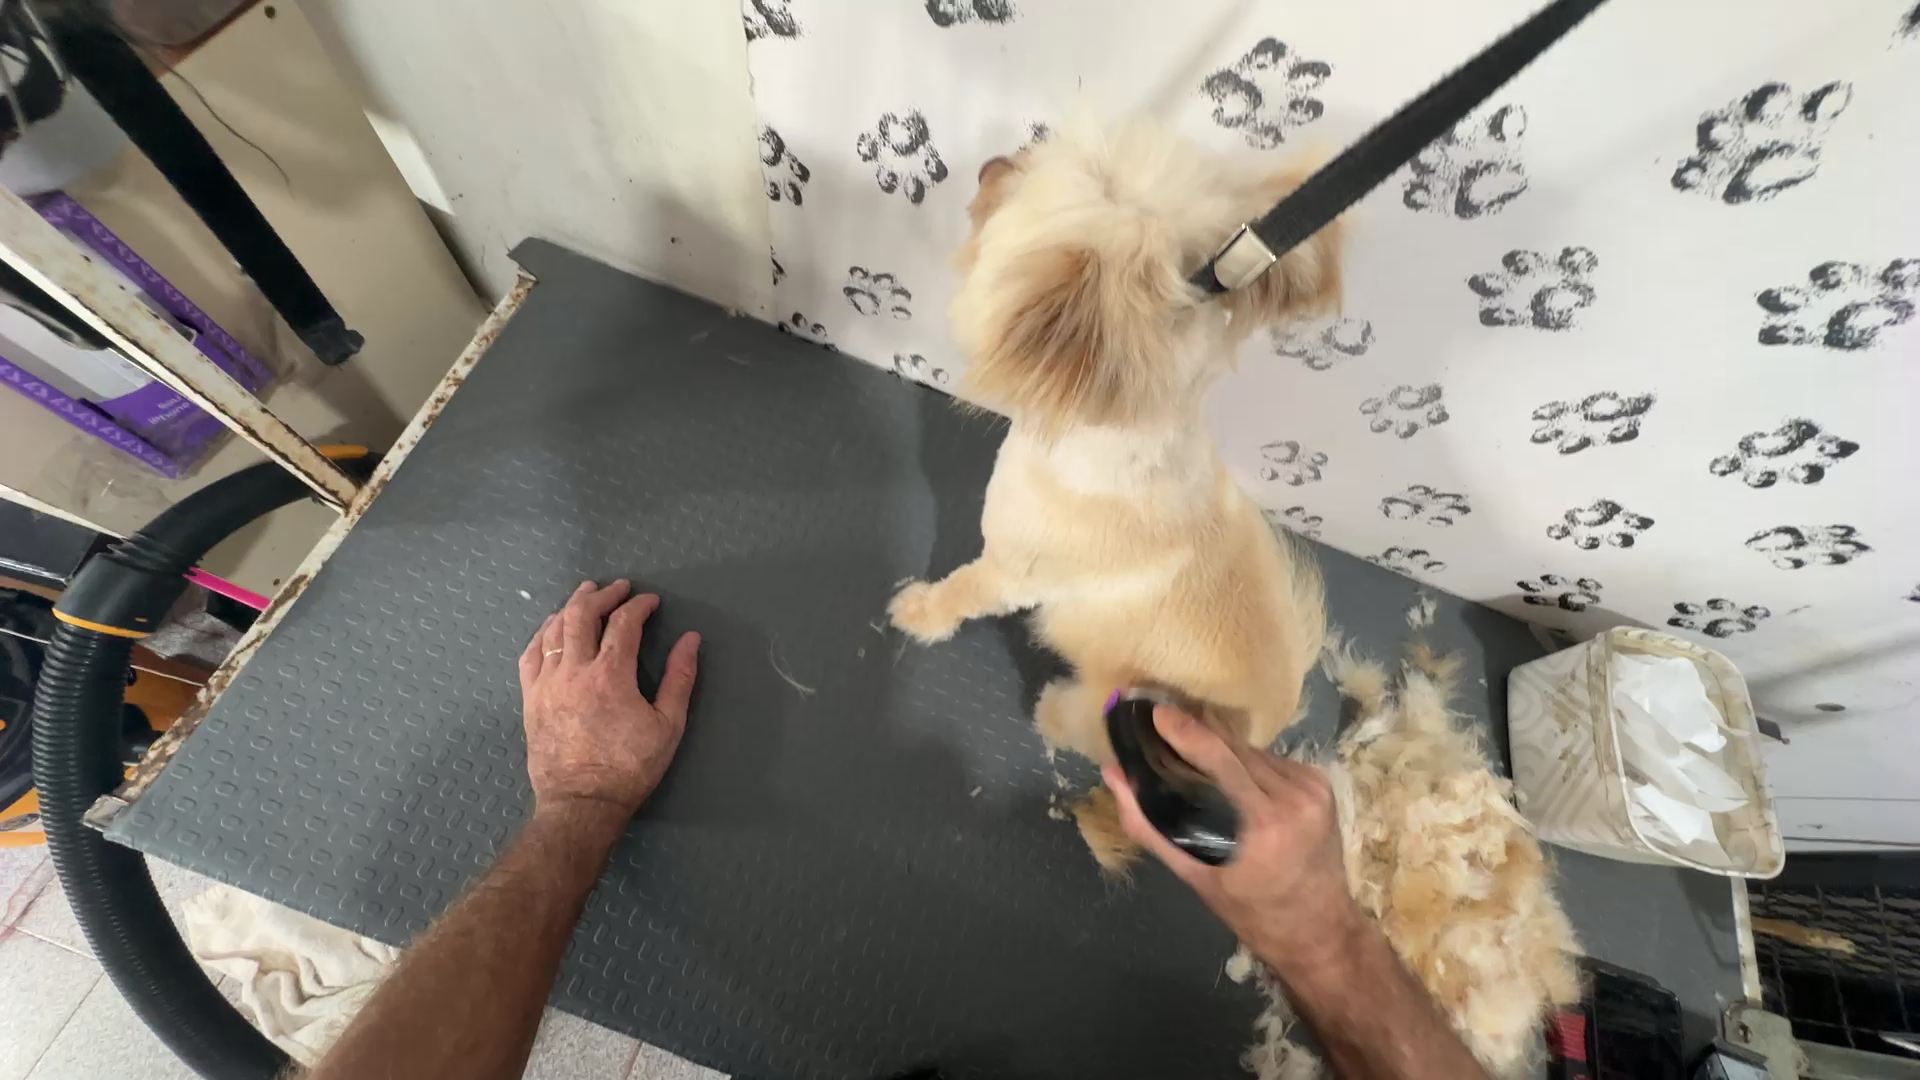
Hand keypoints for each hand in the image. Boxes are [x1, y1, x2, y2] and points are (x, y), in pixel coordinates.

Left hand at [518, 580, 700, 821]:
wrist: (581, 804)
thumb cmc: (631, 766)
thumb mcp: (669, 724)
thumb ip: (680, 678)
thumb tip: (691, 640)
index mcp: (611, 676)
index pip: (624, 624)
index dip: (639, 606)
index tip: (652, 601)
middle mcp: (574, 671)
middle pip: (582, 616)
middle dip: (603, 595)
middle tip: (619, 588)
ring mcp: (546, 684)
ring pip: (554, 630)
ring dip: (572, 607)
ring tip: (586, 595)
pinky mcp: (530, 698)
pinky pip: (531, 654)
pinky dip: (544, 633)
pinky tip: (554, 627)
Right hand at [1102, 706, 1364, 977]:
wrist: (1322, 933)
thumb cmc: (1253, 912)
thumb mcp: (1193, 876)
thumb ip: (1147, 825)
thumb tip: (1113, 774)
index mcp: (1266, 822)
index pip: (1219, 758)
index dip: (1185, 730)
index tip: (1156, 713)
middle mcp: (1294, 797)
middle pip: (1233, 747)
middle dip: (1198, 734)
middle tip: (1164, 727)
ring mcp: (1313, 788)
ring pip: (1252, 749)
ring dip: (1222, 748)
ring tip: (1194, 754)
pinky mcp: (1322, 784)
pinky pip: (1270, 759)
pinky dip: (1246, 761)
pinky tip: (1231, 774)